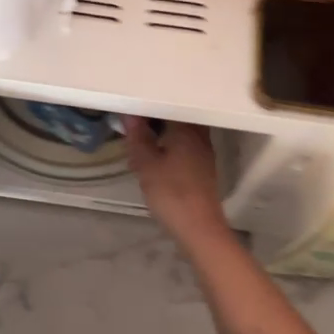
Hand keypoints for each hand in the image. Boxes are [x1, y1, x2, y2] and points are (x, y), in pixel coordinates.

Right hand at [124, 117, 229, 247]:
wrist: (199, 228)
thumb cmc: (172, 193)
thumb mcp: (147, 164)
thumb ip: (138, 138)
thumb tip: (131, 116)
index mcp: (187, 129)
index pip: (168, 106)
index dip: (148, 107)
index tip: (130, 111)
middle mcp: (199, 136)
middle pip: (176, 119)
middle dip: (155, 121)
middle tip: (133, 128)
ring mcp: (203, 153)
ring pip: (180, 135)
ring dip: (161, 136)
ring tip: (139, 145)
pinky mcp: (203, 169)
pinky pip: (184, 149)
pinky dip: (169, 150)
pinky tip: (155, 161)